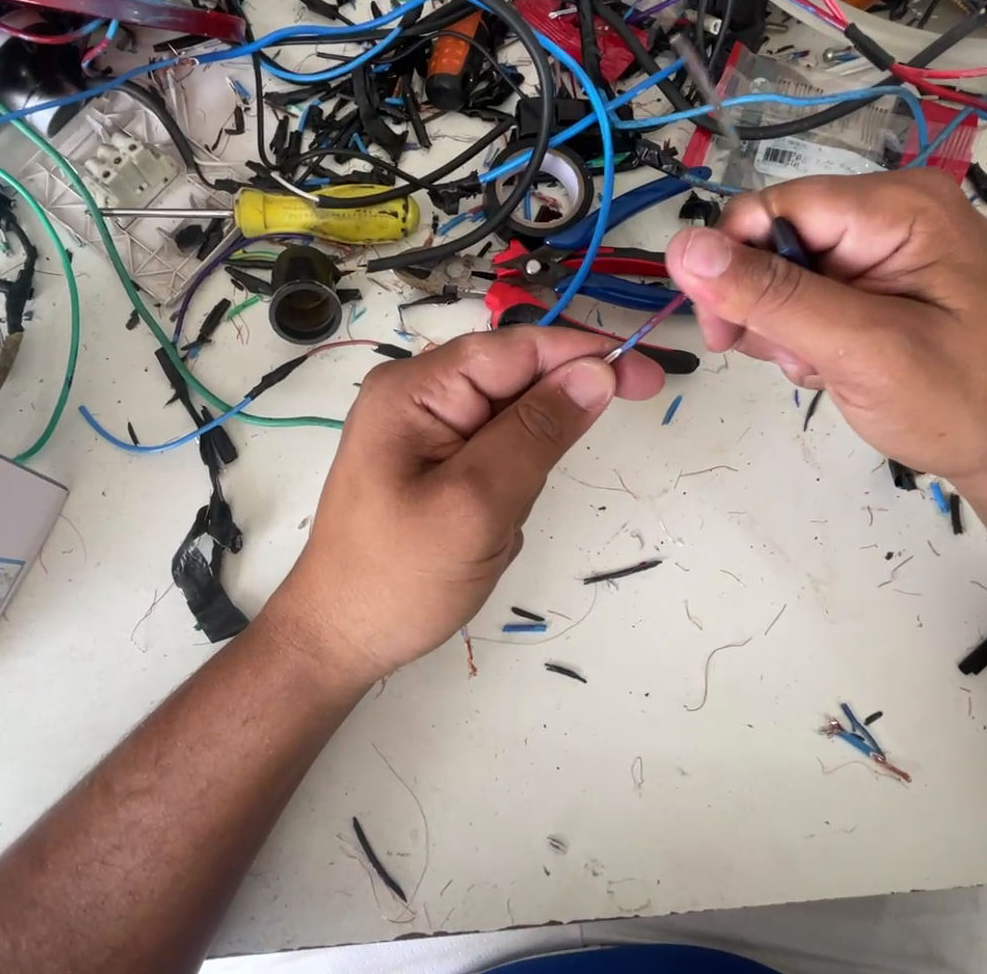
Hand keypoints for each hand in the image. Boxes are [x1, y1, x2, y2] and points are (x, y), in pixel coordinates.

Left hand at [267, 328, 663, 685]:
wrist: (339, 637)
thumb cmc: (398, 578)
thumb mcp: (477, 503)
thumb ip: (537, 432)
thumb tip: (597, 371)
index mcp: (414, 390)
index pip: (514, 348)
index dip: (583, 354)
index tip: (646, 378)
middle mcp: (415, 397)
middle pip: (512, 380)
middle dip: (546, 427)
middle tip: (546, 484)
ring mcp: (422, 433)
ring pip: (509, 423)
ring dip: (525, 469)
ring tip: (494, 525)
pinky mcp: (432, 466)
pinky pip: (493, 458)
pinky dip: (508, 488)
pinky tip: (484, 531)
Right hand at [663, 170, 986, 493]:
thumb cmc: (961, 402)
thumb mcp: (860, 347)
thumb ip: (771, 296)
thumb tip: (683, 248)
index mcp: (897, 207)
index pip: (770, 208)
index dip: (729, 262)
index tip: (722, 329)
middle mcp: (885, 214)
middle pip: (769, 240)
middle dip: (759, 304)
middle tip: (786, 357)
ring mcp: (878, 251)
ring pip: (775, 274)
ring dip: (777, 328)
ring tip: (818, 366)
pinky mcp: (870, 285)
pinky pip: (799, 298)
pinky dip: (796, 337)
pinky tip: (826, 365)